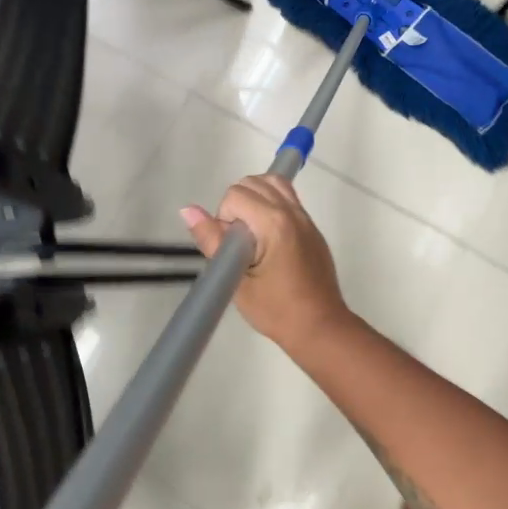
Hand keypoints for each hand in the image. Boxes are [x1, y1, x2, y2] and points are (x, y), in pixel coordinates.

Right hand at [179, 174, 352, 350]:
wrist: (319, 326)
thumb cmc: (276, 309)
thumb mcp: (237, 280)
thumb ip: (213, 241)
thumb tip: (188, 210)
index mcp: (273, 223)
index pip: (235, 194)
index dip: (224, 218)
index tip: (232, 249)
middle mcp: (291, 211)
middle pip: (253, 182)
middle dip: (237, 206)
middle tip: (239, 243)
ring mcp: (304, 217)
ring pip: (273, 183)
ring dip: (255, 199)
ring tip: (251, 234)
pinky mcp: (311, 226)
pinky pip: (287, 197)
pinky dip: (271, 204)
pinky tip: (267, 237)